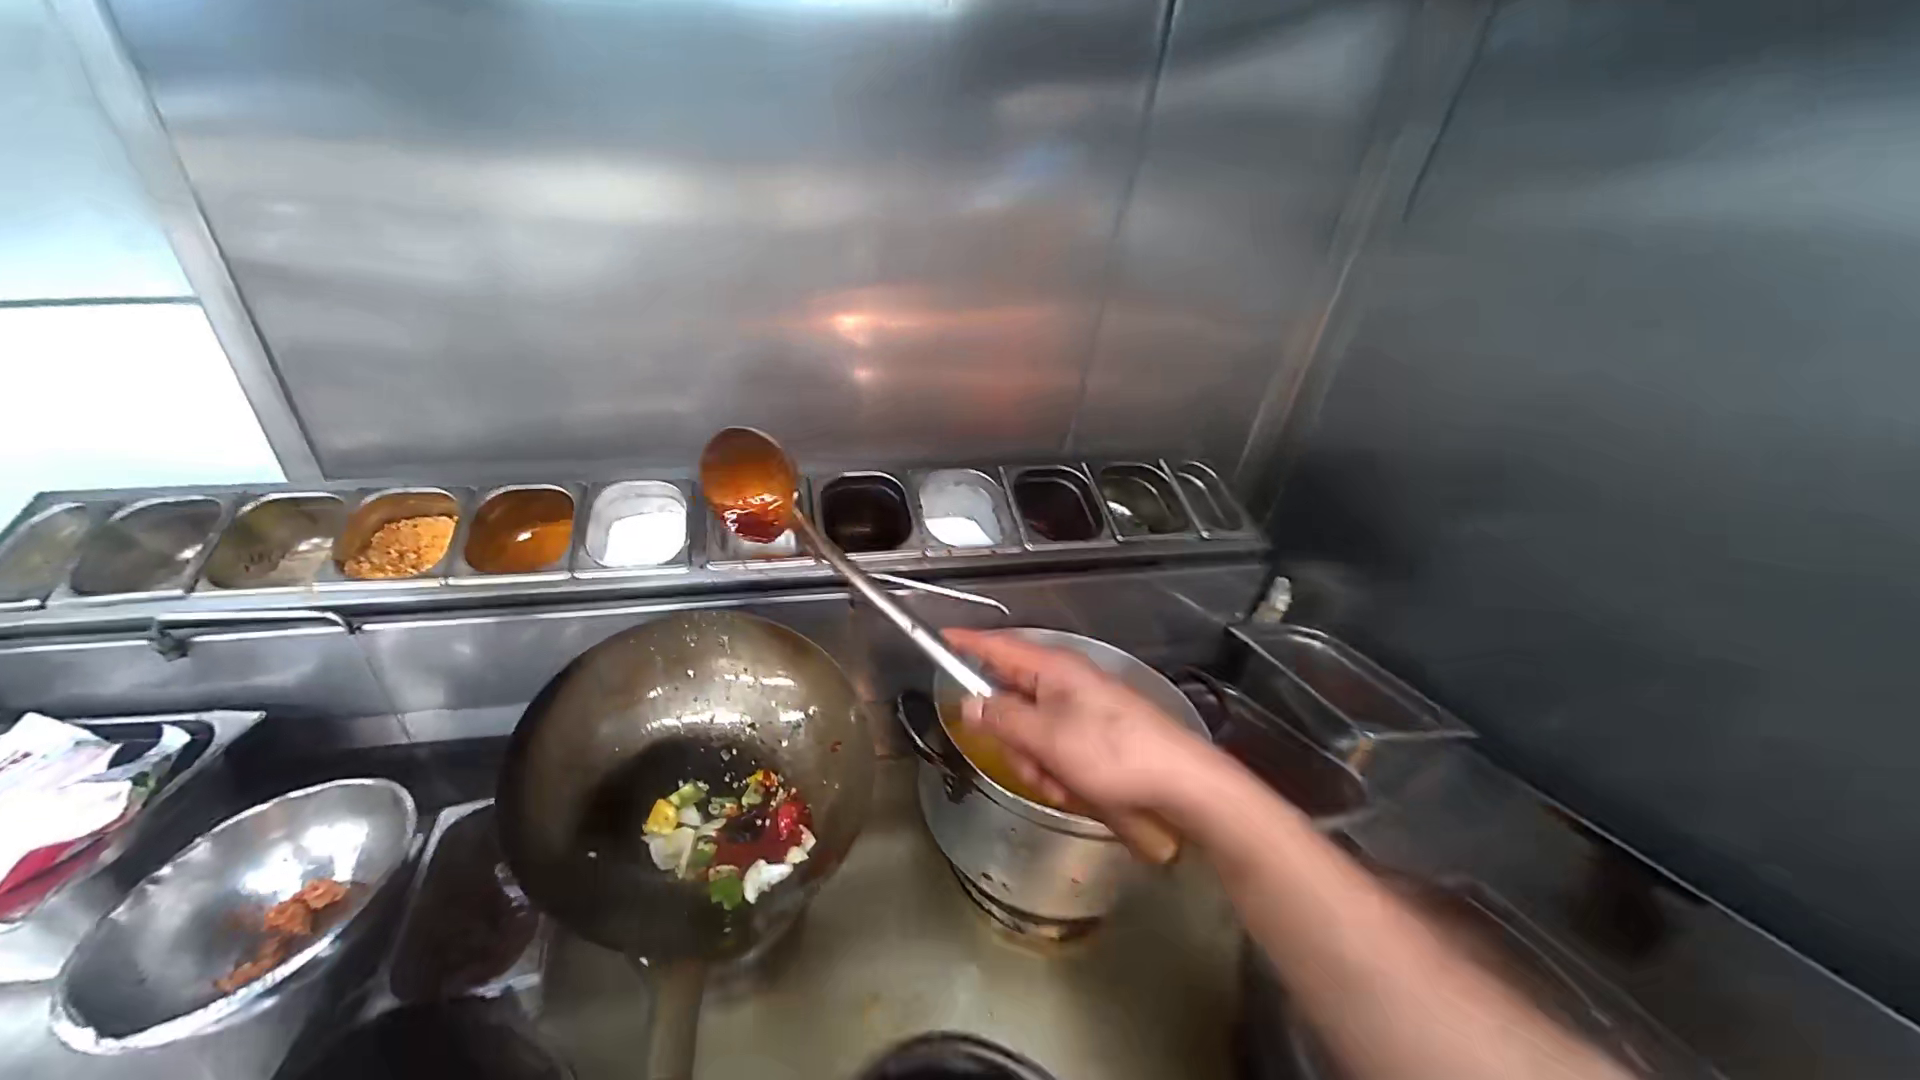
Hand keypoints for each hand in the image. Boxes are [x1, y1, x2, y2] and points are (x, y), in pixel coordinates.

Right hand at [942, 629, 1216, 817]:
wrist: (1179, 783)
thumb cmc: (1114, 752)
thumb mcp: (1047, 738)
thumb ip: (1002, 719)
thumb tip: (969, 703)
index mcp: (1054, 669)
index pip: (1000, 647)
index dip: (968, 644)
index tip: (942, 639)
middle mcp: (1066, 683)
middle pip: (1012, 700)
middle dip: (1013, 738)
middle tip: (1029, 762)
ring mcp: (1081, 710)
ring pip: (1031, 732)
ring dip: (1036, 762)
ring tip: (1060, 782)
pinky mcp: (1094, 736)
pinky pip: (1055, 748)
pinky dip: (1057, 770)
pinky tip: (1074, 787)